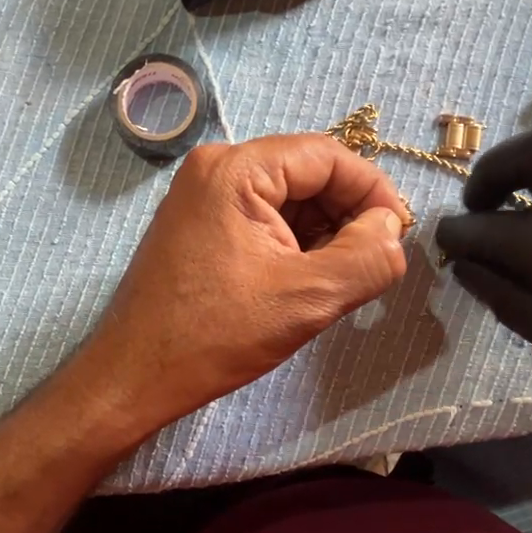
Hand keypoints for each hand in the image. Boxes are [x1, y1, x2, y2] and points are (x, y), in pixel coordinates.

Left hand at [76, 134, 409, 430]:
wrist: (133, 377)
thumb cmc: (214, 335)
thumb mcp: (306, 298)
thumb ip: (367, 258)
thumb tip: (392, 230)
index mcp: (235, 169)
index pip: (327, 155)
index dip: (372, 191)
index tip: (398, 236)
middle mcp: (214, 170)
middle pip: (306, 174)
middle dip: (346, 216)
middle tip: (371, 264)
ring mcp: (201, 199)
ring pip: (286, 201)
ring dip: (322, 235)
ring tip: (337, 281)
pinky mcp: (198, 229)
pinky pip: (261, 221)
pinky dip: (293, 246)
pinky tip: (303, 282)